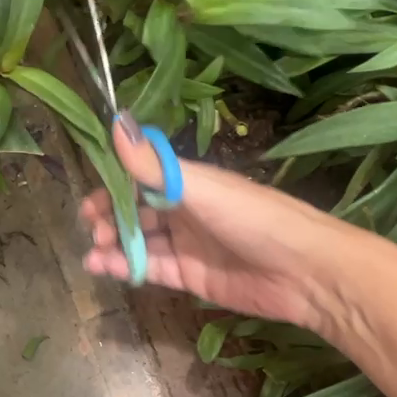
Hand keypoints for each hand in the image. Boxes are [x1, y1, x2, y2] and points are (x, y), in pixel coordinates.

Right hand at [80, 119, 373, 332]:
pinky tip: (104, 268)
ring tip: (93, 255)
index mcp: (190, 182)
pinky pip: (150, 268)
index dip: (113, 186)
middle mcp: (185, 210)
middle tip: (94, 230)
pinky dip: (125, 267)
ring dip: (112, 244)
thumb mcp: (200, 188)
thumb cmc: (256, 219)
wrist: (307, 274)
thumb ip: (153, 164)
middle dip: (110, 218)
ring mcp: (186, 244)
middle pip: (136, 210)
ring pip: (139, 240)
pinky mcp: (190, 275)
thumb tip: (114, 121)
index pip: (140, 177)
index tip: (89, 199)